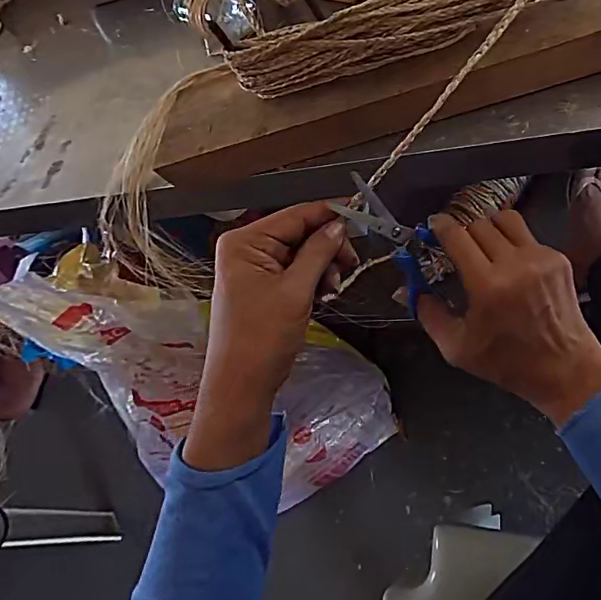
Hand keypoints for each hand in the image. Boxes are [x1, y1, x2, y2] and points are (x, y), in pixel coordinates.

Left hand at [184, 201, 356, 469]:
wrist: (241, 386)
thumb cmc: (262, 338)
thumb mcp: (296, 290)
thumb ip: (319, 251)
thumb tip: (339, 225)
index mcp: (244, 241)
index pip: (295, 215)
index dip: (328, 213)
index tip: (359, 215)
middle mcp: (245, 247)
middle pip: (299, 231)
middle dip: (327, 246)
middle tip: (349, 264)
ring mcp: (252, 267)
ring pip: (301, 251)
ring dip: (322, 265)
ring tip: (331, 289)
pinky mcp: (261, 284)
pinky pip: (294, 269)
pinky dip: (313, 277)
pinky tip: (323, 293)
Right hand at [416, 211, 600, 426]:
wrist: (565, 368)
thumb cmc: (509, 363)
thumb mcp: (458, 349)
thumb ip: (429, 316)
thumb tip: (412, 290)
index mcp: (487, 285)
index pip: (457, 236)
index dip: (441, 225)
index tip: (435, 224)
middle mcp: (514, 264)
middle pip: (478, 224)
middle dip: (463, 231)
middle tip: (458, 245)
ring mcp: (539, 258)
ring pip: (505, 219)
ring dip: (489, 227)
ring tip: (485, 245)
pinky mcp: (557, 258)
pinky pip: (527, 236)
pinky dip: (513, 243)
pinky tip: (511, 264)